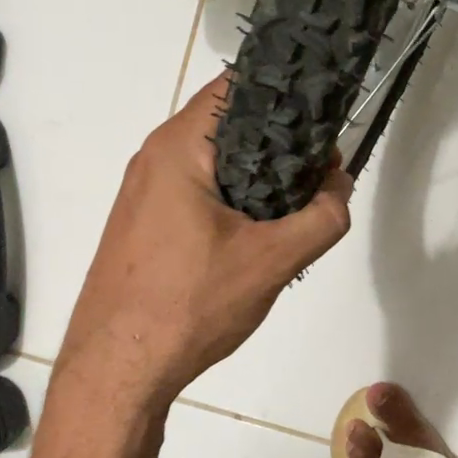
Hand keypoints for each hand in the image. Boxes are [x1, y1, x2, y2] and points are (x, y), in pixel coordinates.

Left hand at [56, 74, 353, 403]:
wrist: (116, 371)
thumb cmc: (189, 304)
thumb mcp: (273, 260)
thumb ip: (322, 217)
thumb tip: (341, 184)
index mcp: (180, 148)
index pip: (237, 86)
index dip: (285, 89)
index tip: (326, 108)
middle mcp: (156, 157)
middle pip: (230, 122)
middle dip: (281, 135)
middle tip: (325, 162)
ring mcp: (146, 190)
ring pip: (217, 157)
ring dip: (261, 168)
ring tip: (302, 194)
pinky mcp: (147, 221)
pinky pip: (200, 186)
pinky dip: (236, 192)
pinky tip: (263, 226)